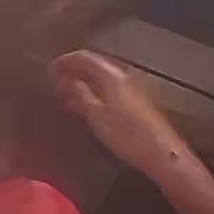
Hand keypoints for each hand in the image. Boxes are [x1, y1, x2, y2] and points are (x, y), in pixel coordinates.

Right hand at [52, 50, 206, 182]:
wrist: (163, 155)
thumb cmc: (126, 135)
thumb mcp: (96, 115)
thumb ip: (80, 94)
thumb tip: (68, 80)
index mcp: (112, 75)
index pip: (85, 57)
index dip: (66, 60)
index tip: (50, 69)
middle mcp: (123, 76)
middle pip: (94, 65)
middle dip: (74, 70)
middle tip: (56, 80)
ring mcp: (132, 89)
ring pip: (102, 77)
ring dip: (83, 81)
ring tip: (66, 93)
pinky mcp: (136, 102)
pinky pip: (109, 88)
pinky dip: (94, 91)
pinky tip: (85, 104)